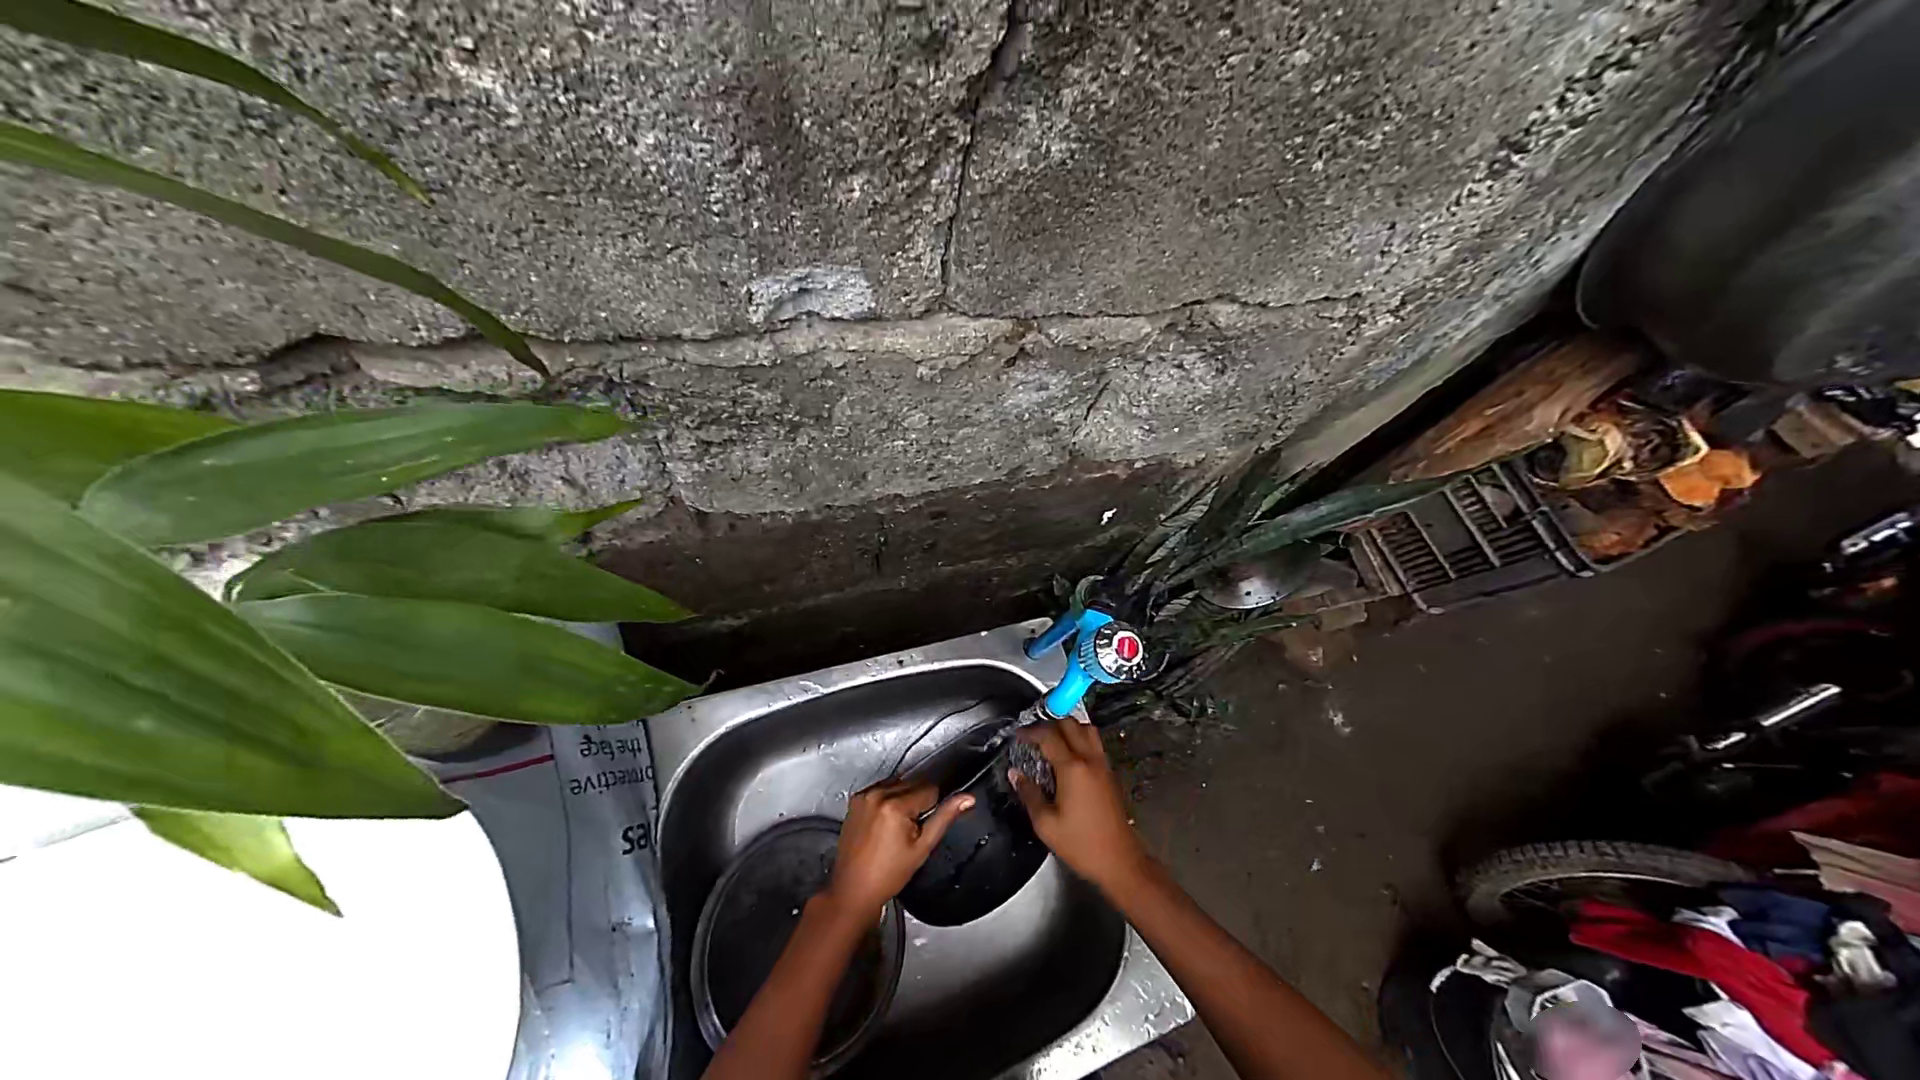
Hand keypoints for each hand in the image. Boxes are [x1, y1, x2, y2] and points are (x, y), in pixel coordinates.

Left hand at [827, 779, 972, 916]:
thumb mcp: (923, 847)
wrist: (854, 889)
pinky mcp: (855, 800)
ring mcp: (864, 796)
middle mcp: (877, 794)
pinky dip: (888, 799)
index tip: (925, 825)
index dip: (933, 807)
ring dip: (904, 797)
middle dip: (918, 801)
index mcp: (895, 806)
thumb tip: (968, 798)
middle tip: (913, 829)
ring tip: (898, 828)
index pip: (929, 789)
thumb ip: (945, 817)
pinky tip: (885, 823)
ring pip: (898, 783)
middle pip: (913, 783)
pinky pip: (881, 789)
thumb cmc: (888, 874)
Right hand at [1008, 715, 1150, 890]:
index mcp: (1072, 768)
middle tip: (1034, 735)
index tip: (1019, 735)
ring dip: (1068, 727)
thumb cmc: (1081, 844)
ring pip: (1087, 730)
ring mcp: (1103, 765)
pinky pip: (1095, 744)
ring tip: (1052, 740)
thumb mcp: (1045, 824)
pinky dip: (1080, 739)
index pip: (1049, 736)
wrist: (1119, 861)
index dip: (1031, 732)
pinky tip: (1068, 756)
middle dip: (1050, 724)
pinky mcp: (1110, 774)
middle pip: (1070, 724)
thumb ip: (1029, 794)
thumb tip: (1016, 775)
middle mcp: (1090, 760)